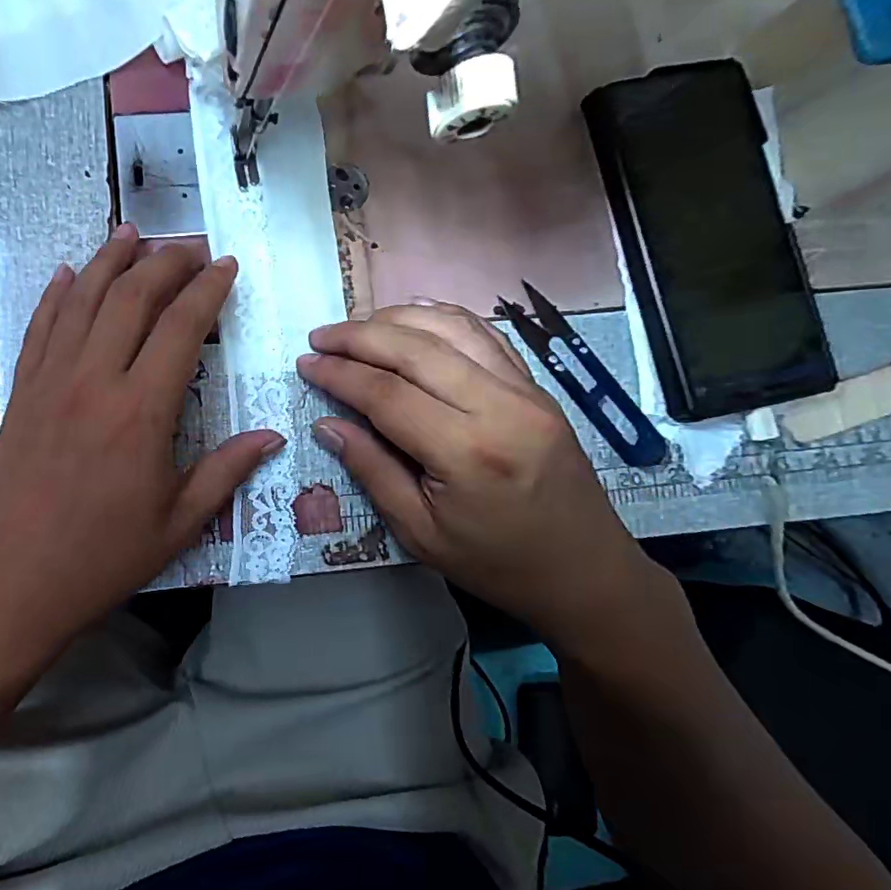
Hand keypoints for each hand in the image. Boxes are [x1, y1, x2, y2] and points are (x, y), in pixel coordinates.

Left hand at [0, 225, 282, 653]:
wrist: (16, 580)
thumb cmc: (104, 557)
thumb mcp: (179, 524)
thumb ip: (226, 472)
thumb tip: (272, 437)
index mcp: (142, 411)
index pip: (182, 326)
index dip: (208, 289)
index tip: (226, 265)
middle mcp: (94, 380)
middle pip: (132, 296)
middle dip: (166, 261)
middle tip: (191, 245)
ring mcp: (50, 381)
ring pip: (81, 299)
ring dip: (109, 260)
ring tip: (132, 233)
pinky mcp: (21, 392)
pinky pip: (39, 327)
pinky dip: (56, 294)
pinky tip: (67, 273)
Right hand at [296, 301, 669, 649]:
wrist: (584, 572)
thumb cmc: (495, 564)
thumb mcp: (419, 533)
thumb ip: (372, 470)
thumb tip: (327, 425)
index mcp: (466, 452)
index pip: (387, 394)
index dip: (340, 374)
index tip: (306, 364)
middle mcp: (499, 407)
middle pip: (416, 349)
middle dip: (360, 336)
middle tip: (320, 336)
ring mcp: (525, 391)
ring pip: (452, 329)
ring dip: (398, 318)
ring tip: (358, 326)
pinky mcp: (537, 388)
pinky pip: (485, 336)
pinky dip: (443, 318)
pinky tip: (414, 317)